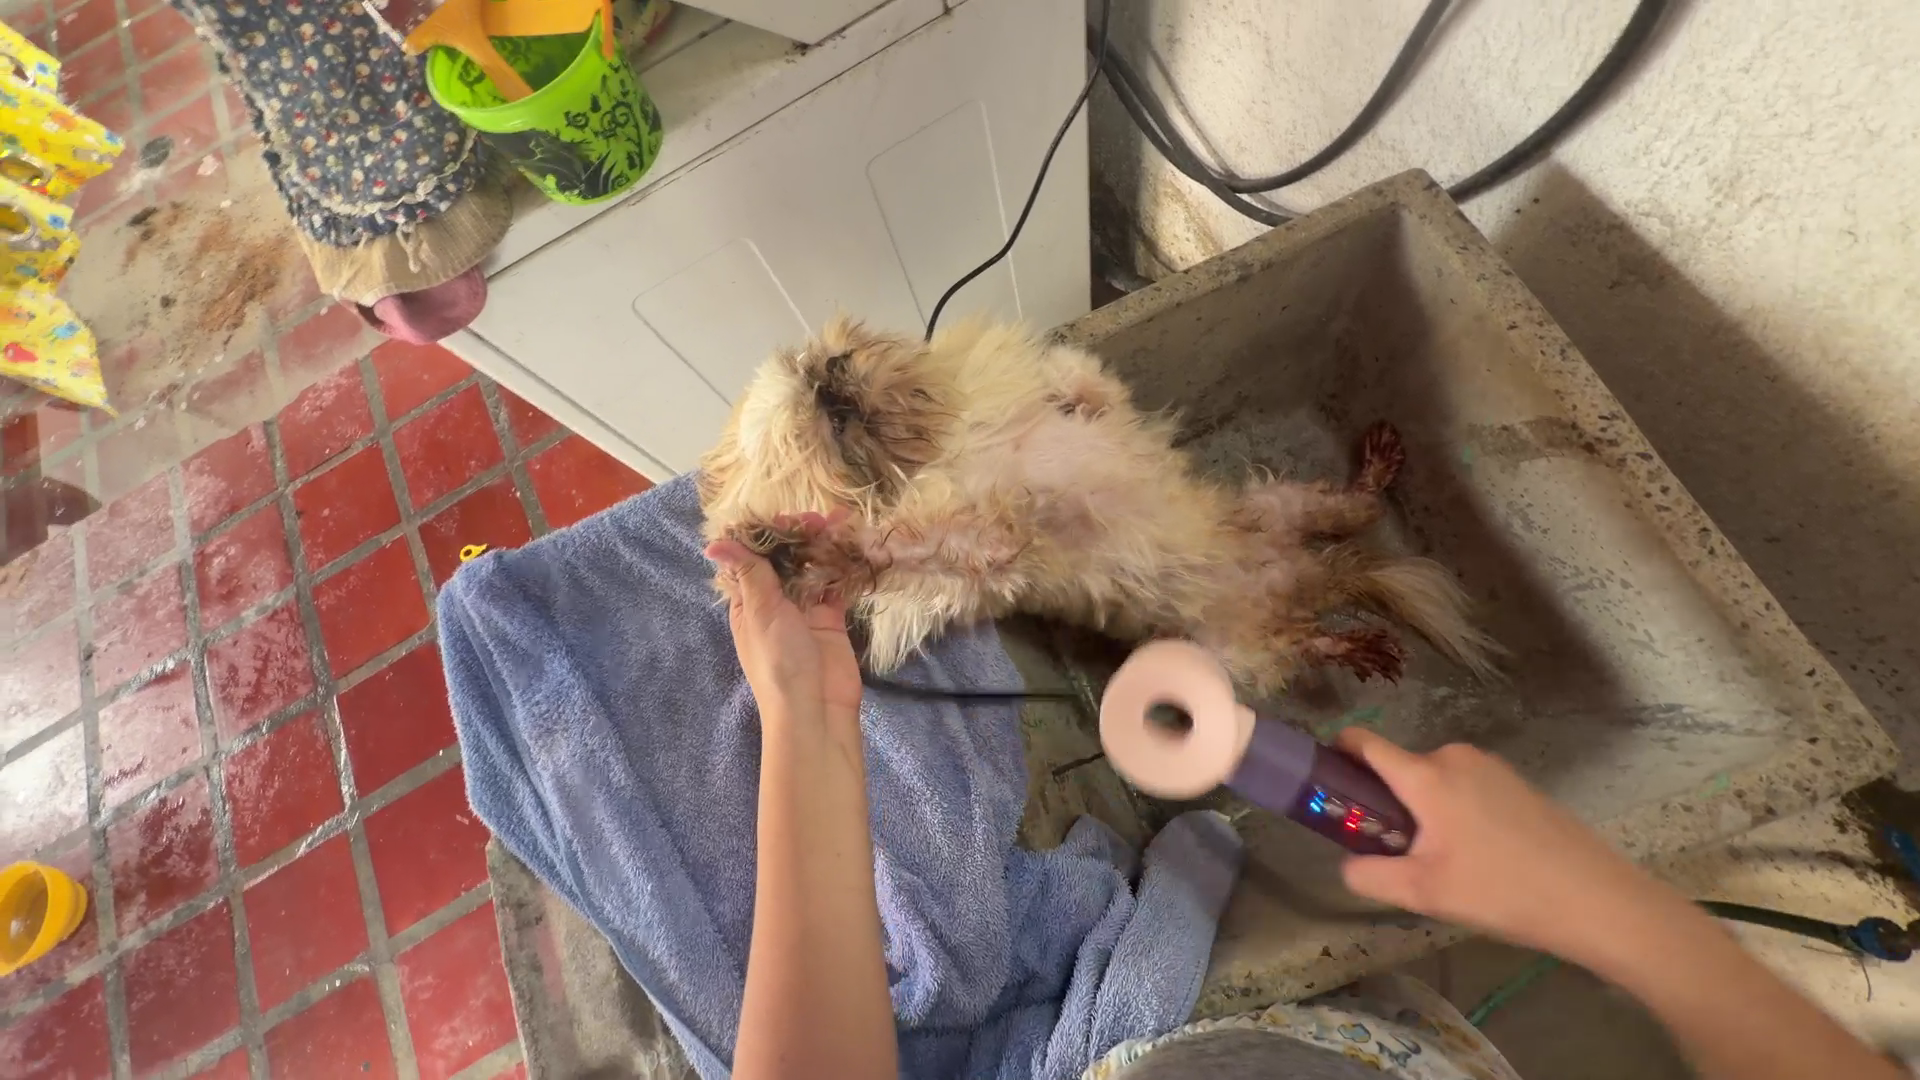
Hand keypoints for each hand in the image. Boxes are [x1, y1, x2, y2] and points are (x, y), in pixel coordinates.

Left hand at [707, 532, 863, 722]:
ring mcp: (805, 610)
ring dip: (824, 546)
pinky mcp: (831, 619)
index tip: (787, 517)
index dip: (768, 534)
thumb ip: (749, 574)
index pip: (754, 557)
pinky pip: (835, 587)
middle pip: (786, 559)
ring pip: (813, 569)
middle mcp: (775, 603)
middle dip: (801, 536)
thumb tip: (714, 544)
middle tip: (820, 519)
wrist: (815, 708)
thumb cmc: (779, 661)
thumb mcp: (761, 612)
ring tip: (841, 524)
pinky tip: (853, 548)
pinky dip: (842, 567)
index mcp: (748, 602)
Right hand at [1335, 728, 1664, 957]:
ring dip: (1424, 807)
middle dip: (1387, 800)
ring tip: (1447, 858)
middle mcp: (1452, 756)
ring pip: (1431, 778)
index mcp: (1424, 775)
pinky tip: (1484, 854)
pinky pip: (1464, 785)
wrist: (1606, 905)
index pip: (1362, 741)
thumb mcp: (1424, 893)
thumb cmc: (1505, 892)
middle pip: (1398, 767)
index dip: (1336, 754)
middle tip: (1400, 848)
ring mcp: (1489, 766)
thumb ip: (1368, 876)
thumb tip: (1346, 864)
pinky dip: (1456, 809)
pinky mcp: (1517, 782)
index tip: (1328, 784)